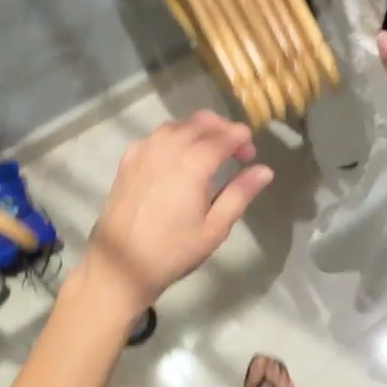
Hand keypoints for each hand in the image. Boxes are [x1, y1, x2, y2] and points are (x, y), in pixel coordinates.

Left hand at [83, 111, 273, 309]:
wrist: (121, 264)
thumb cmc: (173, 249)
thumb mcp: (215, 227)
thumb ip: (240, 193)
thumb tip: (265, 170)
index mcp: (193, 163)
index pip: (225, 135)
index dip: (242, 139)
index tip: (251, 154)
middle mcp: (168, 147)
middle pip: (201, 122)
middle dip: (223, 129)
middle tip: (235, 151)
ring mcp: (144, 150)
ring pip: (177, 124)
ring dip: (198, 130)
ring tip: (209, 152)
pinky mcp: (128, 159)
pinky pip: (156, 136)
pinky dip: (174, 136)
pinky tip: (177, 157)